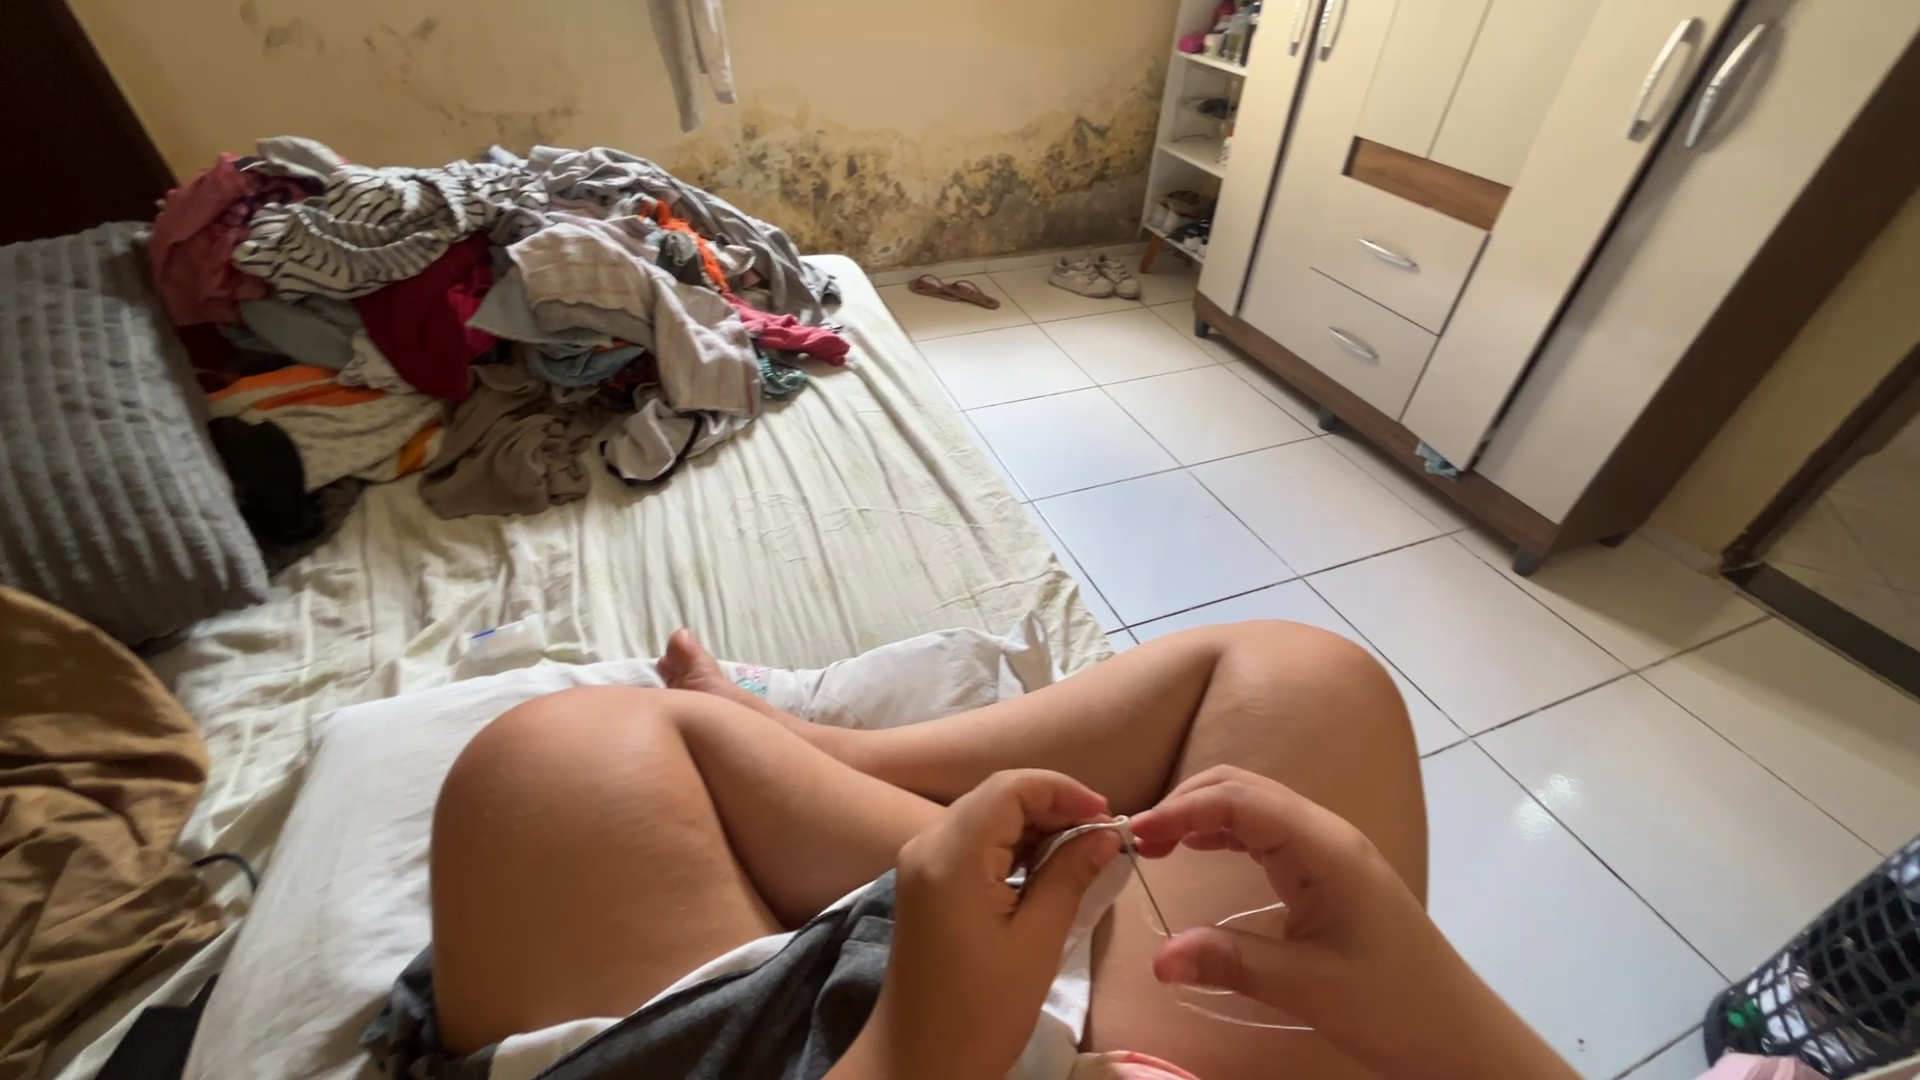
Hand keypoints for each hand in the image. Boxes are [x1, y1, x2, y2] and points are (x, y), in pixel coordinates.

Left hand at [835, 770, 1122, 1079]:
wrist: (914, 1066)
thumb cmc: (980, 1014)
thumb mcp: (1036, 945)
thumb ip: (1069, 877)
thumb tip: (1106, 835)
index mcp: (951, 854)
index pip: (1010, 788)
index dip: (1062, 790)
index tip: (1107, 815)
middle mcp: (928, 842)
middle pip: (997, 796)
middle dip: (1052, 804)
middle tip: (1101, 833)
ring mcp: (921, 859)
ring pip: (986, 814)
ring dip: (1034, 823)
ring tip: (1082, 847)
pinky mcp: (925, 877)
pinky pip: (974, 839)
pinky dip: (1012, 843)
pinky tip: (1046, 863)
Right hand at [1127, 766, 1575, 1079]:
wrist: (1466, 1039)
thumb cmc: (1395, 1009)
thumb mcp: (1307, 987)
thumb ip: (1228, 962)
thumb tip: (1157, 960)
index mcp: (1322, 847)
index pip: (1237, 800)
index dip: (1181, 809)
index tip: (1136, 834)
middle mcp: (1323, 831)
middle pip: (1240, 786)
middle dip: (1185, 803)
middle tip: (1140, 839)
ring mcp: (1325, 844)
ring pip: (1250, 801)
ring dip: (1201, 812)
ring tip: (1158, 843)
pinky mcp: (1324, 863)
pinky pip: (1263, 826)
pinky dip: (1222, 829)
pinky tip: (1198, 848)